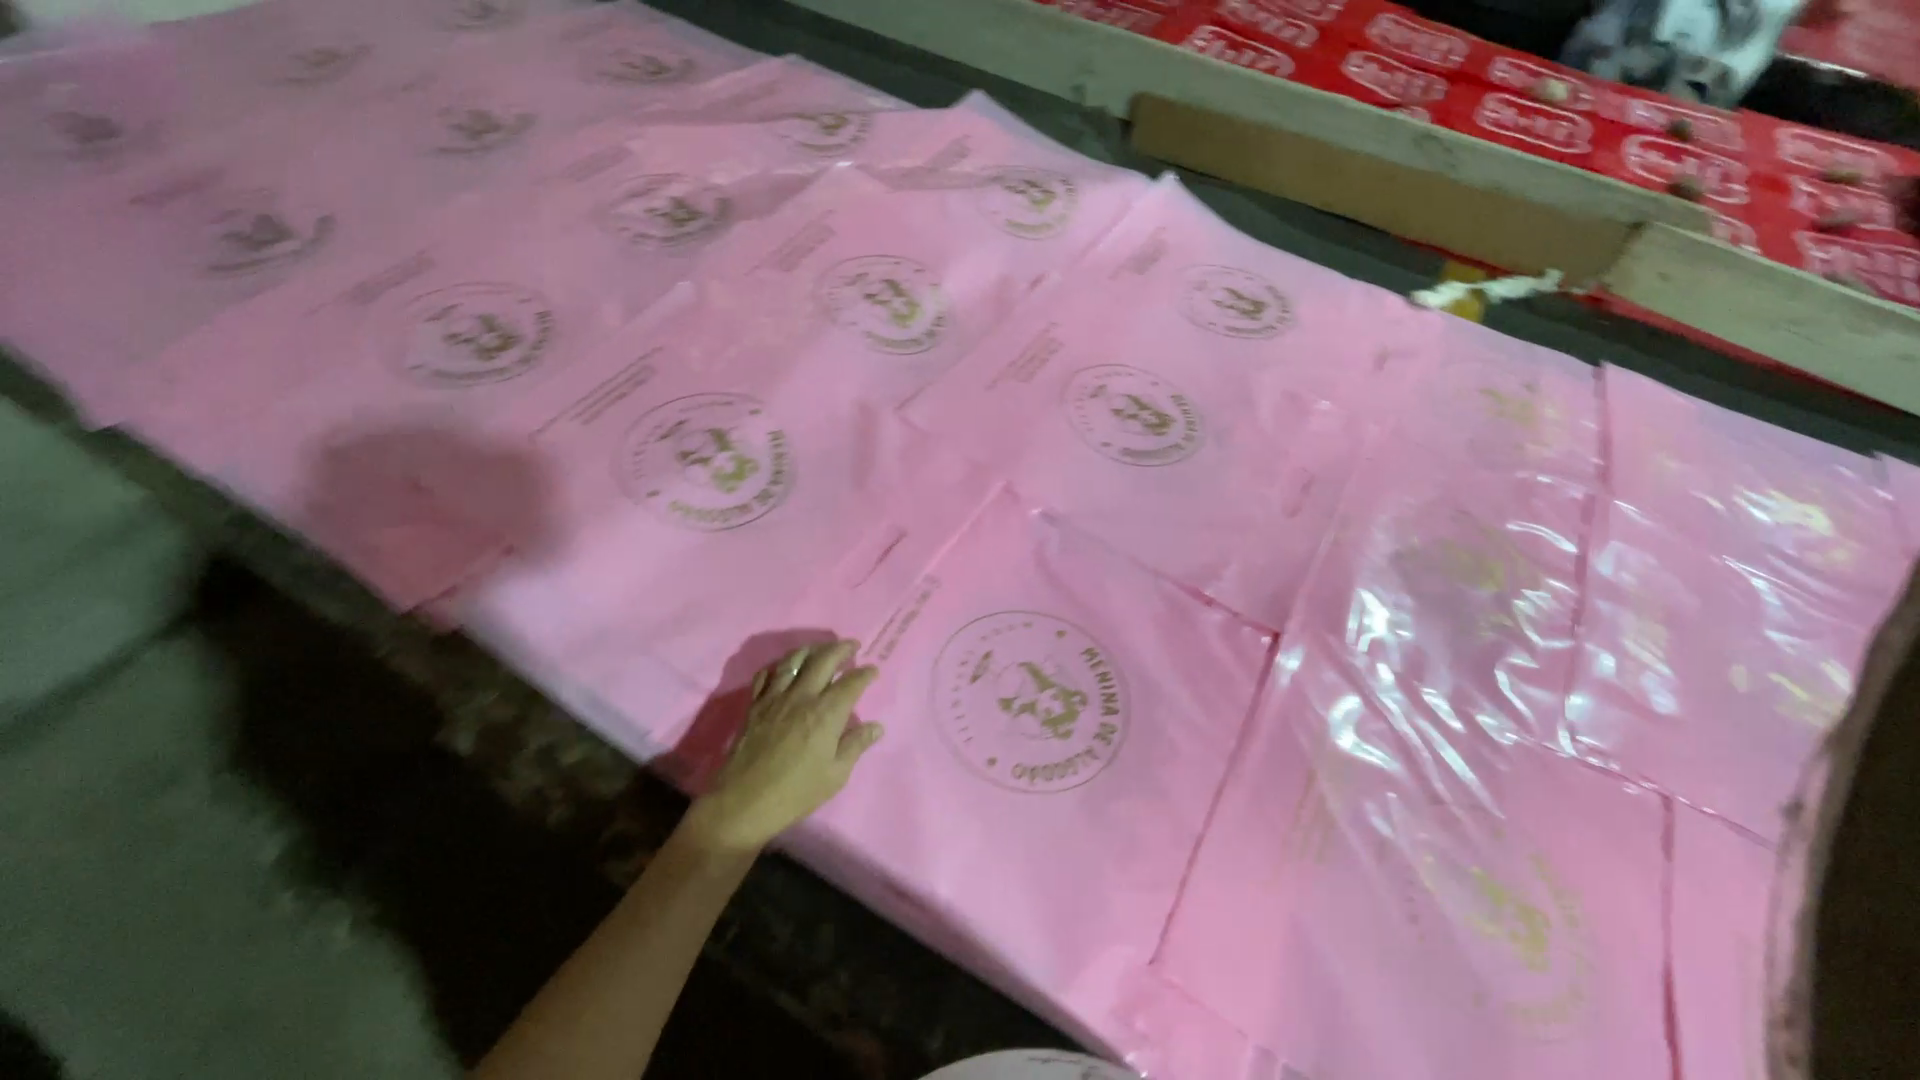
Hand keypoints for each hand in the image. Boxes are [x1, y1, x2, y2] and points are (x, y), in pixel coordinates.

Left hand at [683, 639, 884, 852]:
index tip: (872, 670)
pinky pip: (765, 676)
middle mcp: (801, 697)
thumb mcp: (835, 775)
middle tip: (851, 646)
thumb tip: (876, 727)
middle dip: (840, 649)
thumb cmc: (796, 793)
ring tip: (820, 649)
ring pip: (793, 661)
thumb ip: (855, 745)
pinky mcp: (754, 706)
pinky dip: (778, 667)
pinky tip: (783, 669)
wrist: (744, 802)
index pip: (851, 683)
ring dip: (810, 650)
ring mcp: (774, 699)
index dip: (864, 674)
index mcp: (826, 714)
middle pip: (822, 660)